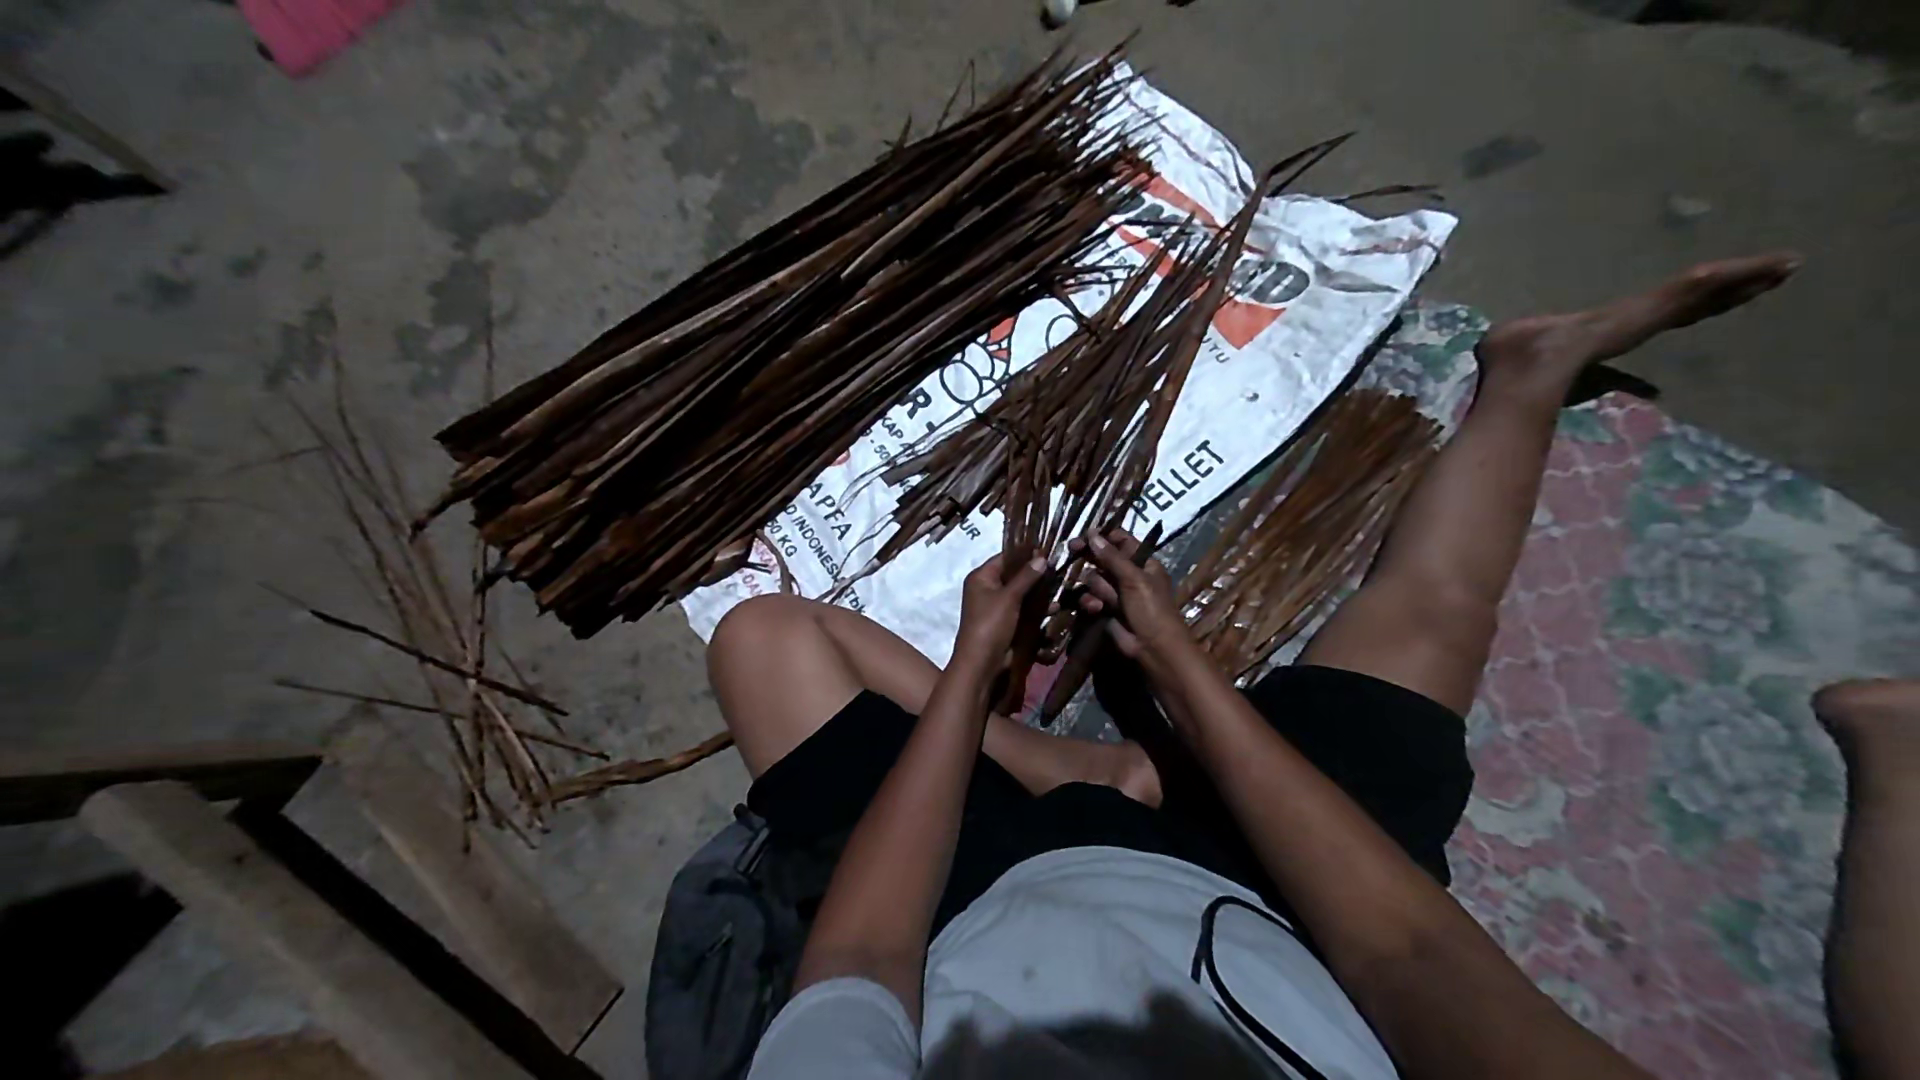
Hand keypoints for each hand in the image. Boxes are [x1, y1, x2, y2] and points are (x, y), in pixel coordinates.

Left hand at [954, 552, 1050, 669]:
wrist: (981, 663)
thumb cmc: (991, 624)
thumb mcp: (1009, 597)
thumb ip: (1026, 577)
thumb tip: (1041, 557)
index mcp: (981, 577)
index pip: (1004, 557)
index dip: (1024, 553)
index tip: (1048, 550)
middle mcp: (987, 589)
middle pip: (1014, 575)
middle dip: (1035, 575)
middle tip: (1059, 569)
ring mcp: (997, 607)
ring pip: (1021, 594)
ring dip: (1039, 593)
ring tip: (1061, 589)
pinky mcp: (1006, 622)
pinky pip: (1023, 610)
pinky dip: (1037, 609)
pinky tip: (1055, 609)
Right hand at [1071, 529, 1191, 662]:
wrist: (1154, 648)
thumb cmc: (1151, 609)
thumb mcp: (1134, 578)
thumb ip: (1111, 556)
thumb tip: (1093, 533)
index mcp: (1143, 562)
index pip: (1121, 540)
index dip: (1103, 536)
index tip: (1084, 535)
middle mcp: (1128, 574)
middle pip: (1103, 558)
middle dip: (1090, 557)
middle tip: (1072, 550)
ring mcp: (1116, 592)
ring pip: (1094, 579)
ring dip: (1096, 588)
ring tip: (1104, 601)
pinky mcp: (1105, 609)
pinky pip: (1090, 598)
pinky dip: (1091, 603)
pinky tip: (1096, 610)